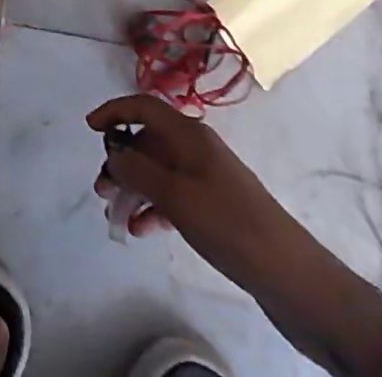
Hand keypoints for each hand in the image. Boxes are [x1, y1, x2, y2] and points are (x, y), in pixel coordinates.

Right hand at [87, 95, 324, 297]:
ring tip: (115, 214)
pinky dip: (152, 207)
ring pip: (156, 171)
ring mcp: (206, 178)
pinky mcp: (213, 206)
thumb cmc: (228, 223)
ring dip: (132, 188)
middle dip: (120, 161)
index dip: (114, 111)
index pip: (144, 106)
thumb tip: (115, 155)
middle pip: (147, 141)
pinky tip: (142, 229)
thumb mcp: (174, 194)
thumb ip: (136, 170)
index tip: (90, 129)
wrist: (291, 275)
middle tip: (101, 189)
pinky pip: (172, 196)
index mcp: (189, 135)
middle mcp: (197, 149)